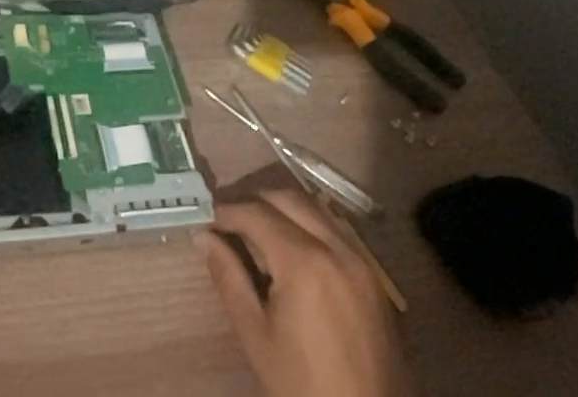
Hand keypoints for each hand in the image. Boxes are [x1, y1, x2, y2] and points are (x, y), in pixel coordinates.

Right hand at [198, 190, 413, 396]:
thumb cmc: (302, 384)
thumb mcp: (255, 334)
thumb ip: (229, 277)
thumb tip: (203, 237)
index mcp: (304, 262)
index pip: (256, 214)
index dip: (225, 211)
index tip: (203, 219)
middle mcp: (336, 248)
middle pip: (287, 198)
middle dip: (253, 201)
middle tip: (225, 221)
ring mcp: (361, 260)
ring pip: (315, 208)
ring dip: (282, 208)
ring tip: (255, 232)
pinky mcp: (374, 276)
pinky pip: (336, 230)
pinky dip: (308, 224)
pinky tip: (291, 251)